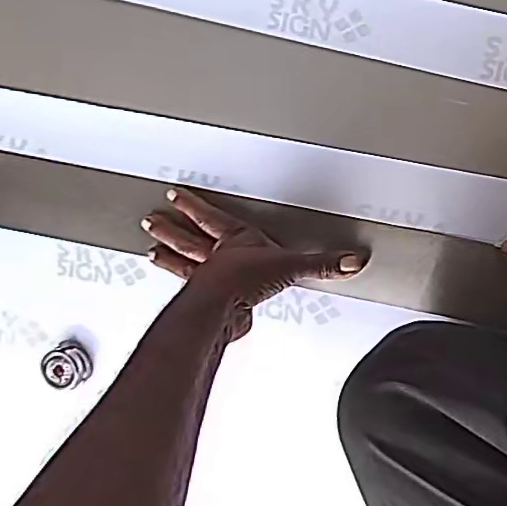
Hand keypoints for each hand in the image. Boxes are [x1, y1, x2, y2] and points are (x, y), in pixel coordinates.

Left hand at [142, 188, 365, 339]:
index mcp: (236, 241)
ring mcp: (207, 280)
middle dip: (174, 228)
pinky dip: (186, 291)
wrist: (224, 309)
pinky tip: (183, 294)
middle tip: (155, 220)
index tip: (179, 196)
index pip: (214, 219)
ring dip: (170, 256)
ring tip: (155, 251)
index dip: (196, 207)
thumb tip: (351, 260)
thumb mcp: (293, 266)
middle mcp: (217, 258)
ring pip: (185, 263)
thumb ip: (324, 264)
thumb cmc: (246, 281)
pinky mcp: (207, 303)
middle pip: (191, 238)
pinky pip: (192, 292)